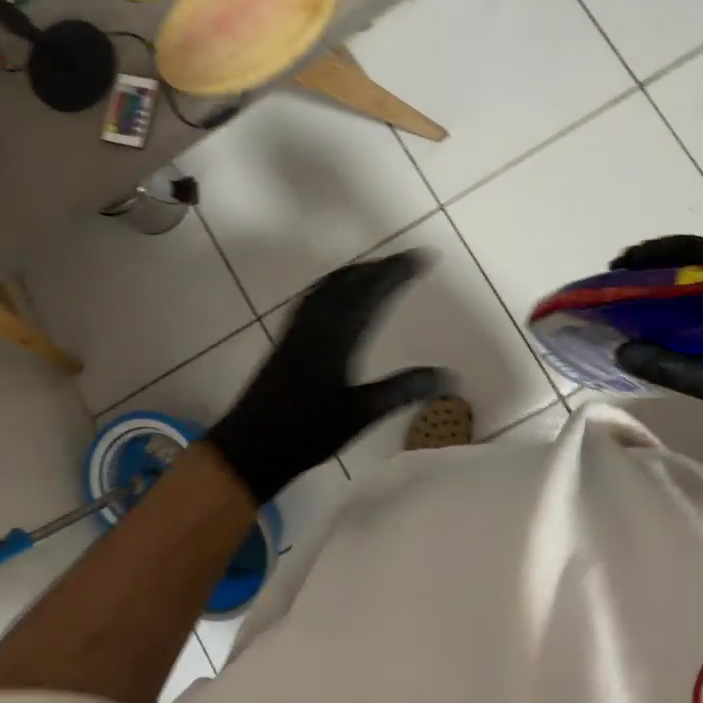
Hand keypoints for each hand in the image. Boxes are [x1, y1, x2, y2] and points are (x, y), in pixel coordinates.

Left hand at [207, 251, 447, 503]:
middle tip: (407, 259)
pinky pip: (313, 298)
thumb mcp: (365, 413)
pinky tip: (335, 297)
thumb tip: (450, 376)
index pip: (373, 291)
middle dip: (380, 266)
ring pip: (328, 286)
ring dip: (355, 272)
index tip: (425, 256)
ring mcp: (296, 329)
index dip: (399, 271)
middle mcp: (315, 322)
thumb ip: (405, 390)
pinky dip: (332, 285)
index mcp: (337, 334)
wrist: (252, 445)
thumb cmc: (310, 432)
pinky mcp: (285, 340)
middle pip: (350, 281)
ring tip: (377, 269)